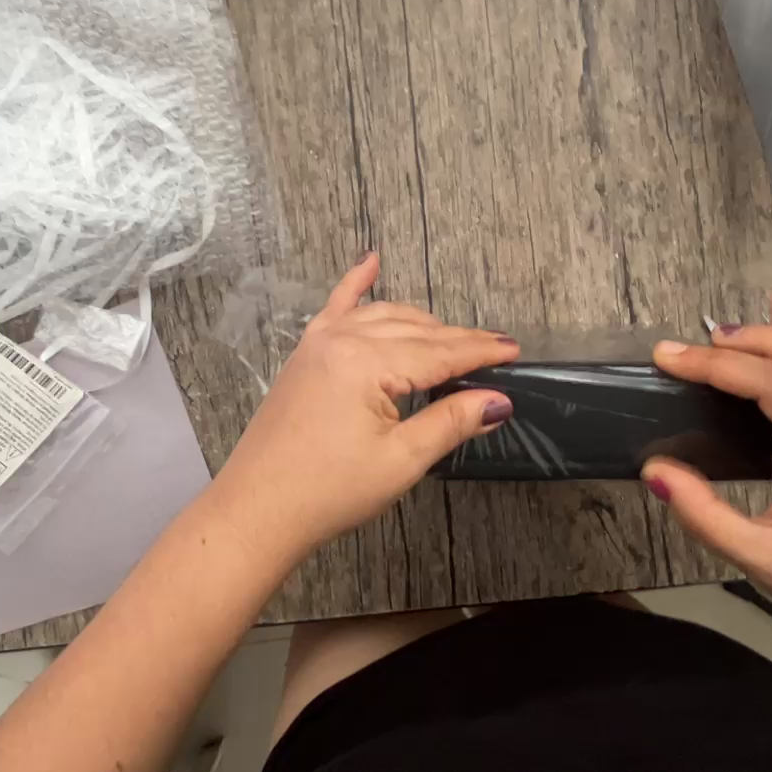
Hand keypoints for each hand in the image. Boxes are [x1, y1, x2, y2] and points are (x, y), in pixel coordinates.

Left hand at [206, 252, 517, 564]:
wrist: (258, 509)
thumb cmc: (328, 492)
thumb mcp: (400, 461)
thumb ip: (450, 422)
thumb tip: (497, 401)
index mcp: (367, 363)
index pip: (440, 352)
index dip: (480, 352)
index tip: (514, 351)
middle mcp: (343, 339)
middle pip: (416, 331)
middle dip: (458, 340)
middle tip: (495, 351)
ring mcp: (320, 341)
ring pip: (384, 316)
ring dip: (422, 324)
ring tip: (455, 339)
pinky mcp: (306, 352)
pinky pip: (336, 306)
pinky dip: (356, 283)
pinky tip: (370, 262)